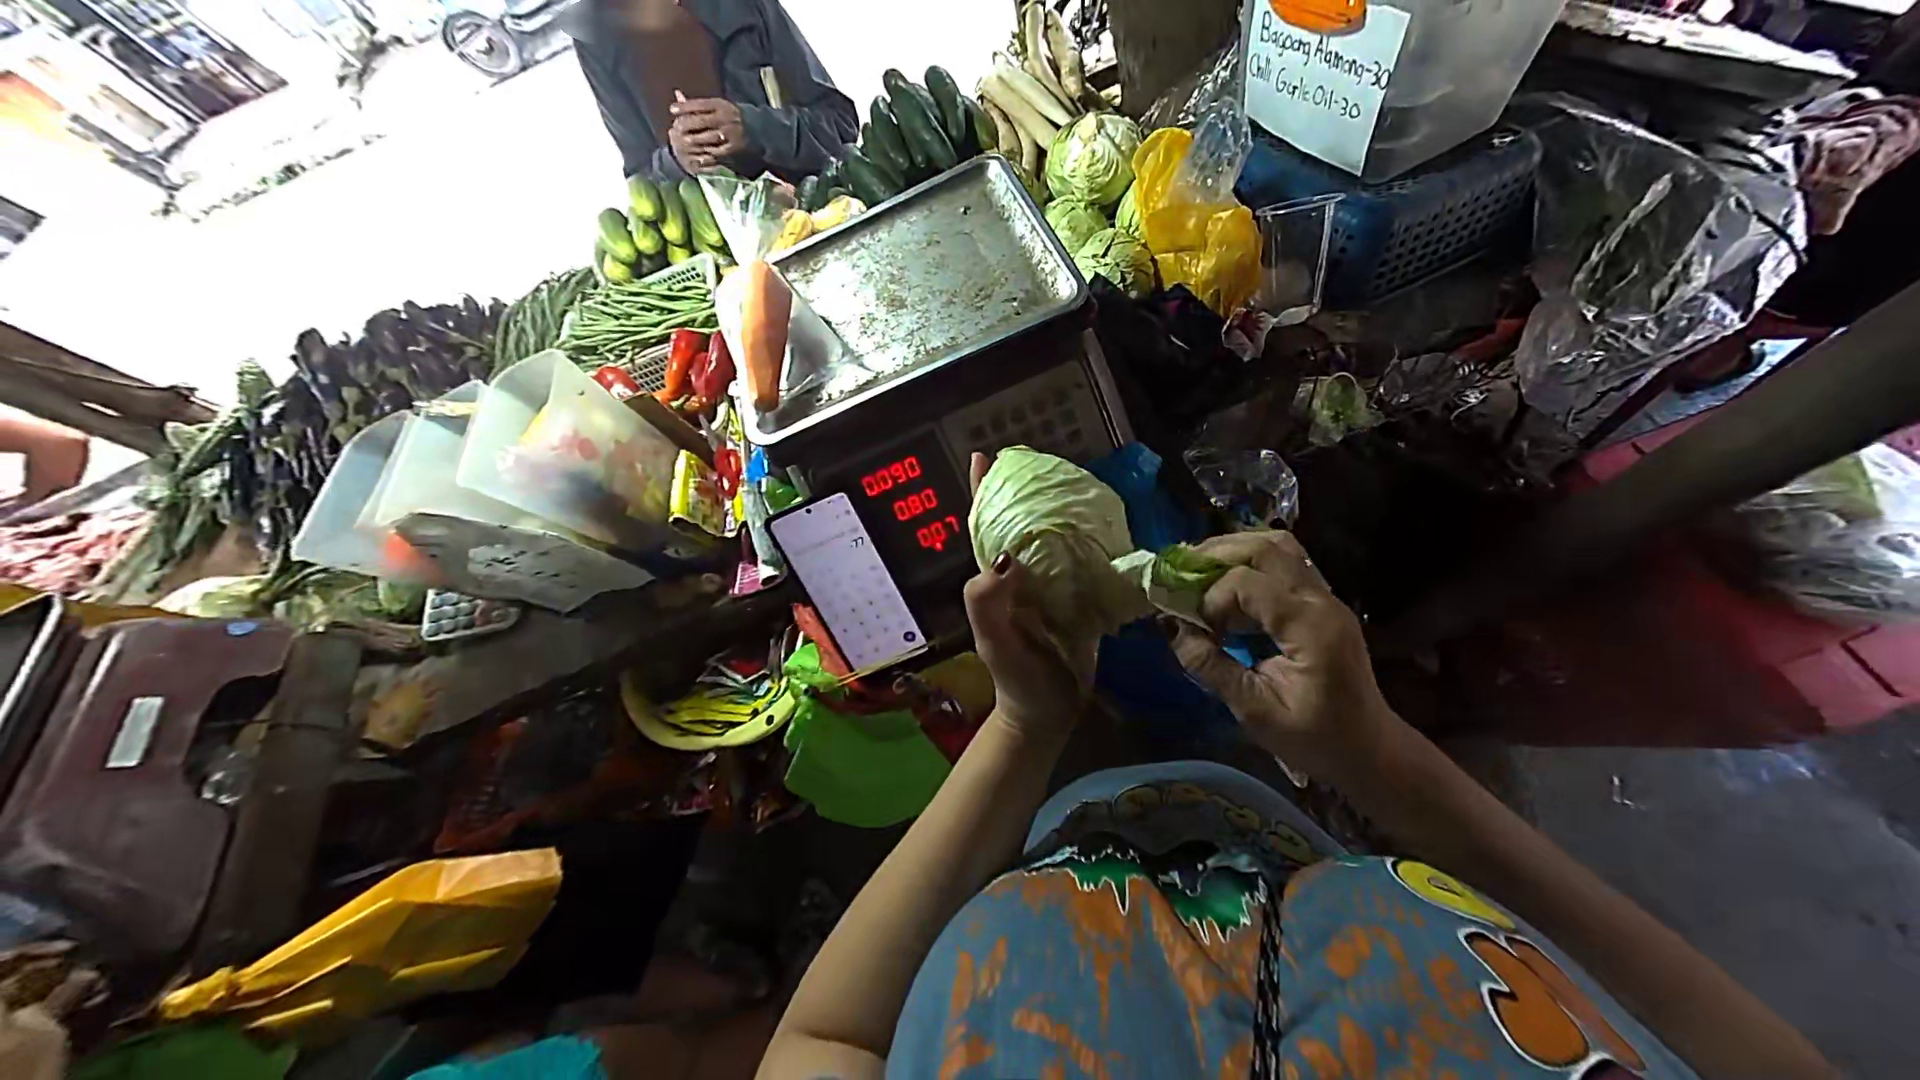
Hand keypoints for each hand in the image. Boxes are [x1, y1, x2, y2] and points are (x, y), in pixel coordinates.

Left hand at [669, 96, 746, 171]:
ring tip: (682, 142)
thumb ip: (698, 105)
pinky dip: (705, 154)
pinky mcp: (734, 149)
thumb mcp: (718, 107)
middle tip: (676, 129)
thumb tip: (677, 95)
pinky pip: (716, 152)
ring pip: (707, 137)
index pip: (699, 104)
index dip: (684, 107)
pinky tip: (696, 155)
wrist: (759, 131)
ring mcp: (731, 134)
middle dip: (686, 125)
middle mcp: (726, 118)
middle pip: (701, 121)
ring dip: (693, 141)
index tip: (672, 110)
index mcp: (722, 105)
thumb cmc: (732, 117)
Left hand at [962, 453, 1092, 739]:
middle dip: (1029, 491)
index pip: (984, 526)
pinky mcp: (1077, 599)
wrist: (1050, 713)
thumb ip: (987, 602)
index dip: (983, 492)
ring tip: (1080, 482)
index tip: (984, 455)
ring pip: (1053, 539)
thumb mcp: (994, 642)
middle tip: (1047, 460)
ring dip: (1062, 511)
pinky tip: (1109, 526)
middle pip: (1022, 524)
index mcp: (995, 580)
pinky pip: (1083, 562)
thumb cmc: (1018, 678)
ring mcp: (1050, 586)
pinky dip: (1092, 542)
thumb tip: (1006, 554)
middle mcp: (1021, 576)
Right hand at [1169, 530, 1398, 778]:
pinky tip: (1225, 586)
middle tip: (1182, 576)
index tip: (1196, 629)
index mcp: (1309, 626)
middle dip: (1216, 555)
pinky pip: (1283, 564)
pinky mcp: (1320, 603)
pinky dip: (1248, 564)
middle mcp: (1321, 600)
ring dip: (1233, 552)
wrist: (1369, 751)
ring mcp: (1325, 598)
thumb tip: (1176, 631)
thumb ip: (1212, 667)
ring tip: (1199, 573)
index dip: (1210, 598)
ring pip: (1277, 546)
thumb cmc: (1315, 739)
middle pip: (1265, 547)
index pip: (1245, 582)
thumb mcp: (1254, 712)